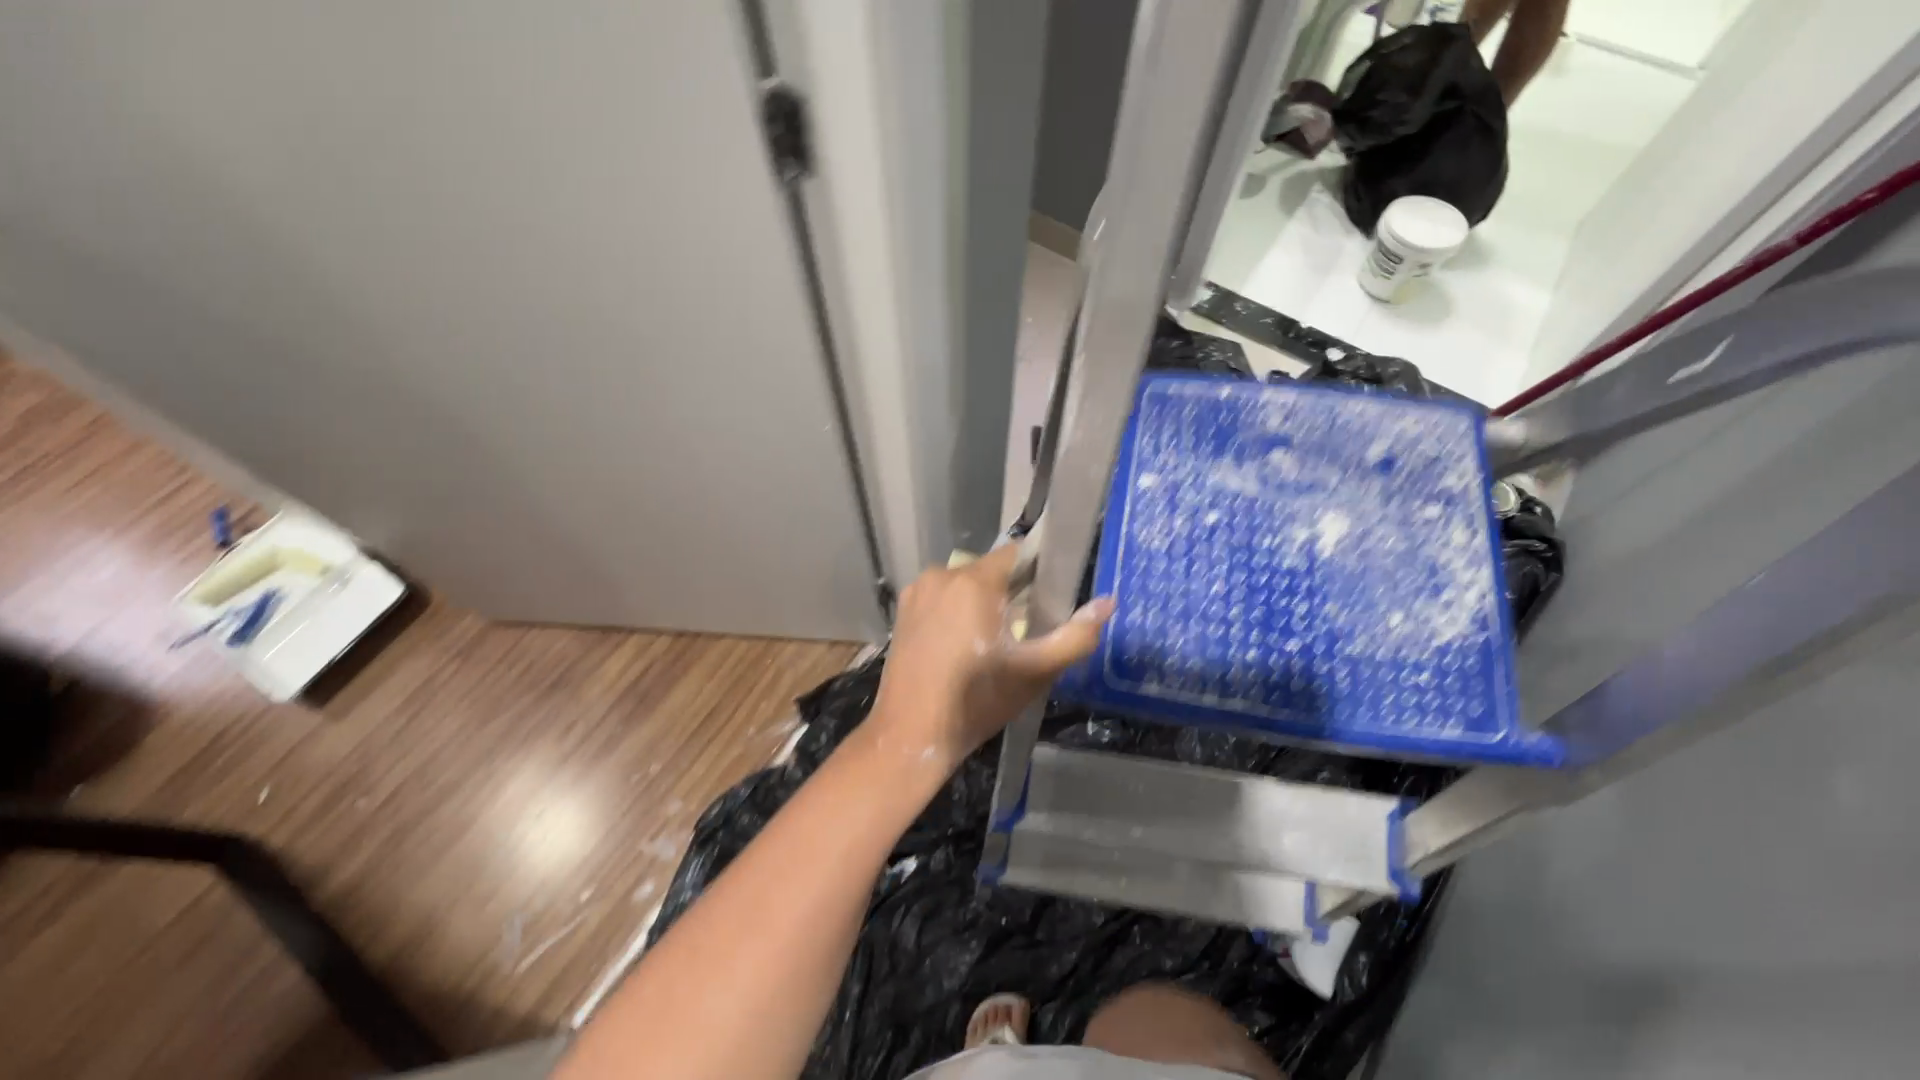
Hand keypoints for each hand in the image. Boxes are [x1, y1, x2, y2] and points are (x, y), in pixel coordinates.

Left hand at [869, 544, 1113, 771]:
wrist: (910, 735)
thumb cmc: (976, 701)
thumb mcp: (1034, 673)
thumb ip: (1076, 636)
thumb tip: (1109, 602)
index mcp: (973, 582)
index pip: (1016, 553)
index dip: (1039, 571)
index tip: (1053, 597)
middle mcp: (941, 576)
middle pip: (990, 571)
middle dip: (1011, 593)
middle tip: (1026, 631)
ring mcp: (916, 593)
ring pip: (964, 585)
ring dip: (983, 604)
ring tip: (996, 643)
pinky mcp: (903, 613)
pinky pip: (942, 600)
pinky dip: (957, 614)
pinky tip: (965, 647)